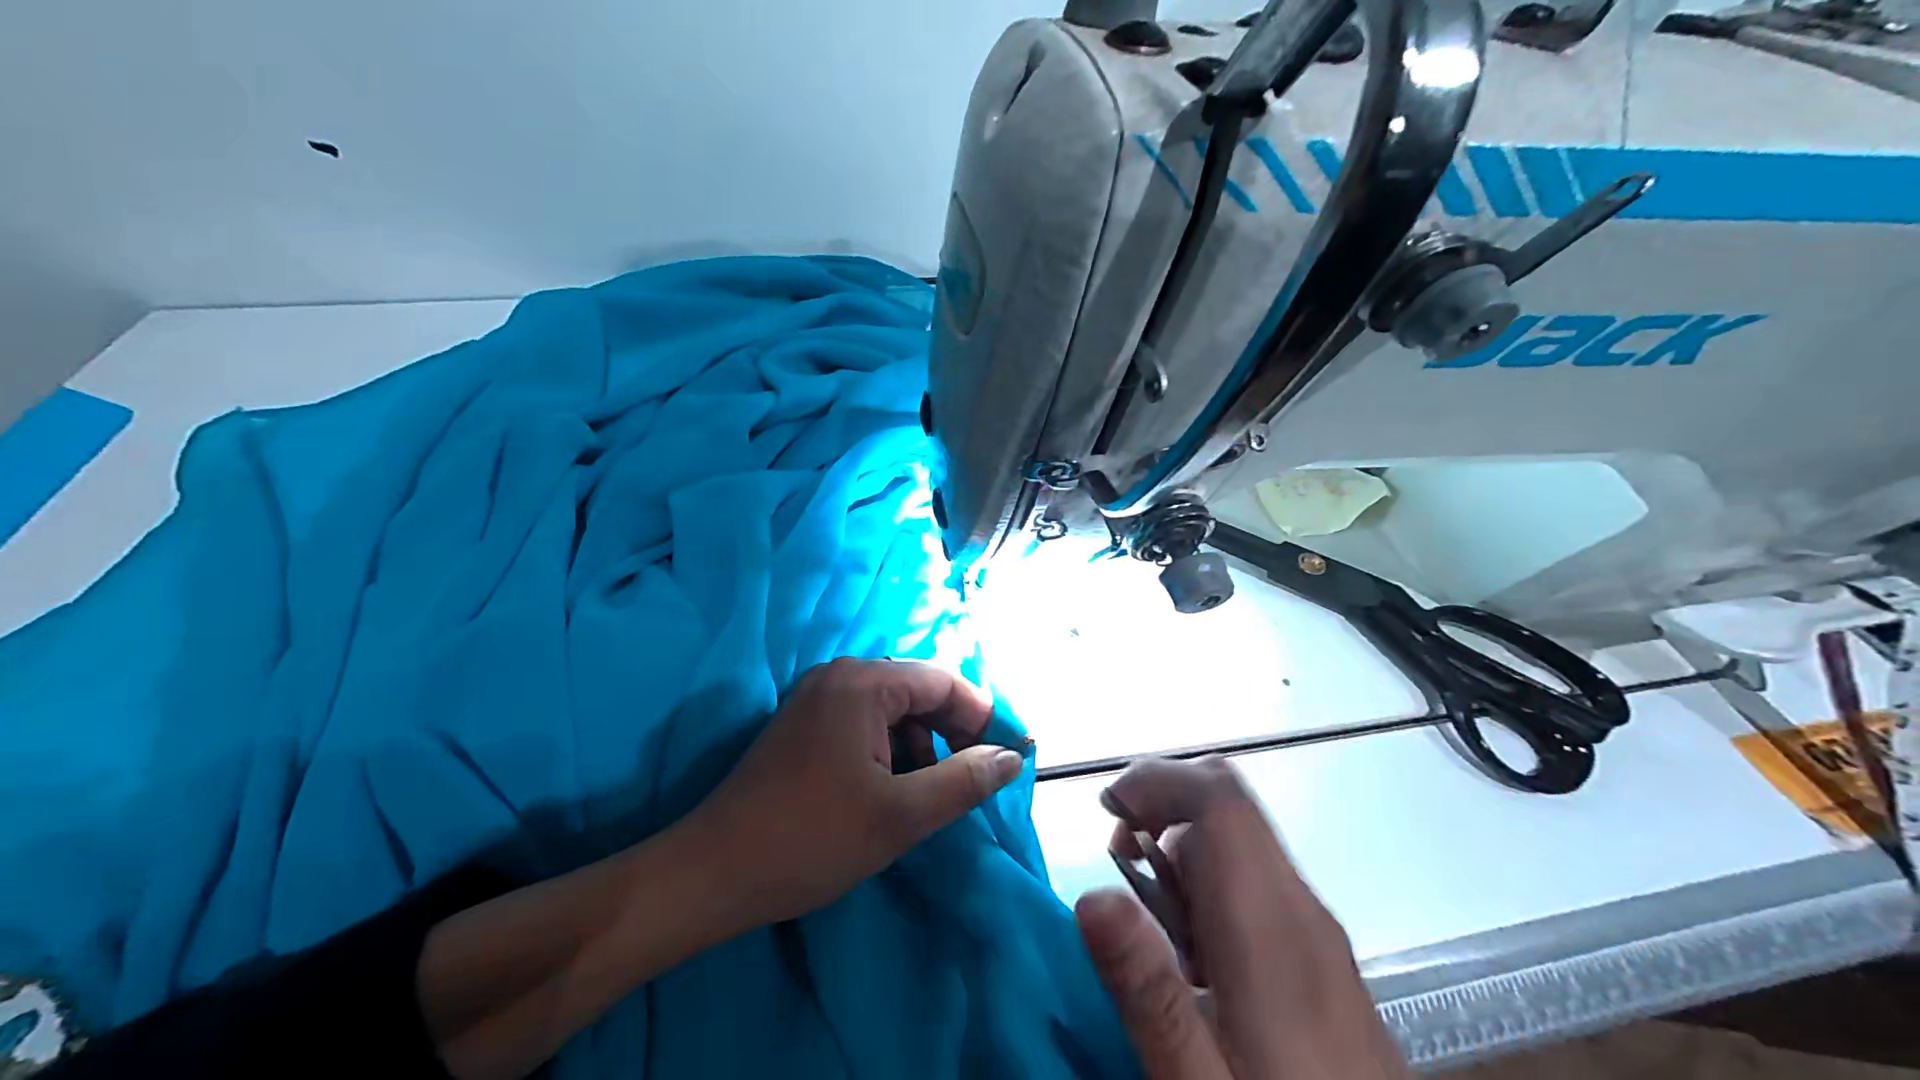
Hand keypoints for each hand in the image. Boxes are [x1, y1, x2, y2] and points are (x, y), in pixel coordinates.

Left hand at [677, 658, 1024, 930]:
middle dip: (952, 733)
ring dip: (922, 746)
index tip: (1008, 758)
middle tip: (975, 782)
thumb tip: (1011, 756)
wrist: (711, 873)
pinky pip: (865, 724)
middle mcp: (839, 676)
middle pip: (918, 692)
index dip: (982, 717)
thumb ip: (964, 781)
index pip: (944, 682)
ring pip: (893, 711)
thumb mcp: (901, 815)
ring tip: (931, 795)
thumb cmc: (811, 838)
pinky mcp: (803, 725)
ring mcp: (817, 699)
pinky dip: (890, 752)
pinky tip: (892, 791)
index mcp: (863, 683)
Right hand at [1076, 758, 1407, 1079]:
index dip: (1155, 780)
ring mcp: (1314, 927)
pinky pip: (1251, 875)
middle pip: (1227, 801)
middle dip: (1159, 804)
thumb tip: (1091, 896)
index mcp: (1270, 924)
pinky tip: (1188, 950)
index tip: (1105, 812)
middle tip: (1116, 862)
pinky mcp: (1318, 951)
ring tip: (1145, 916)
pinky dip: (1203, 878)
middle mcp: (1299, 906)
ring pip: (1237, 836)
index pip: (1218, 797)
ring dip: (1177, 843)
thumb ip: (1148, 990)